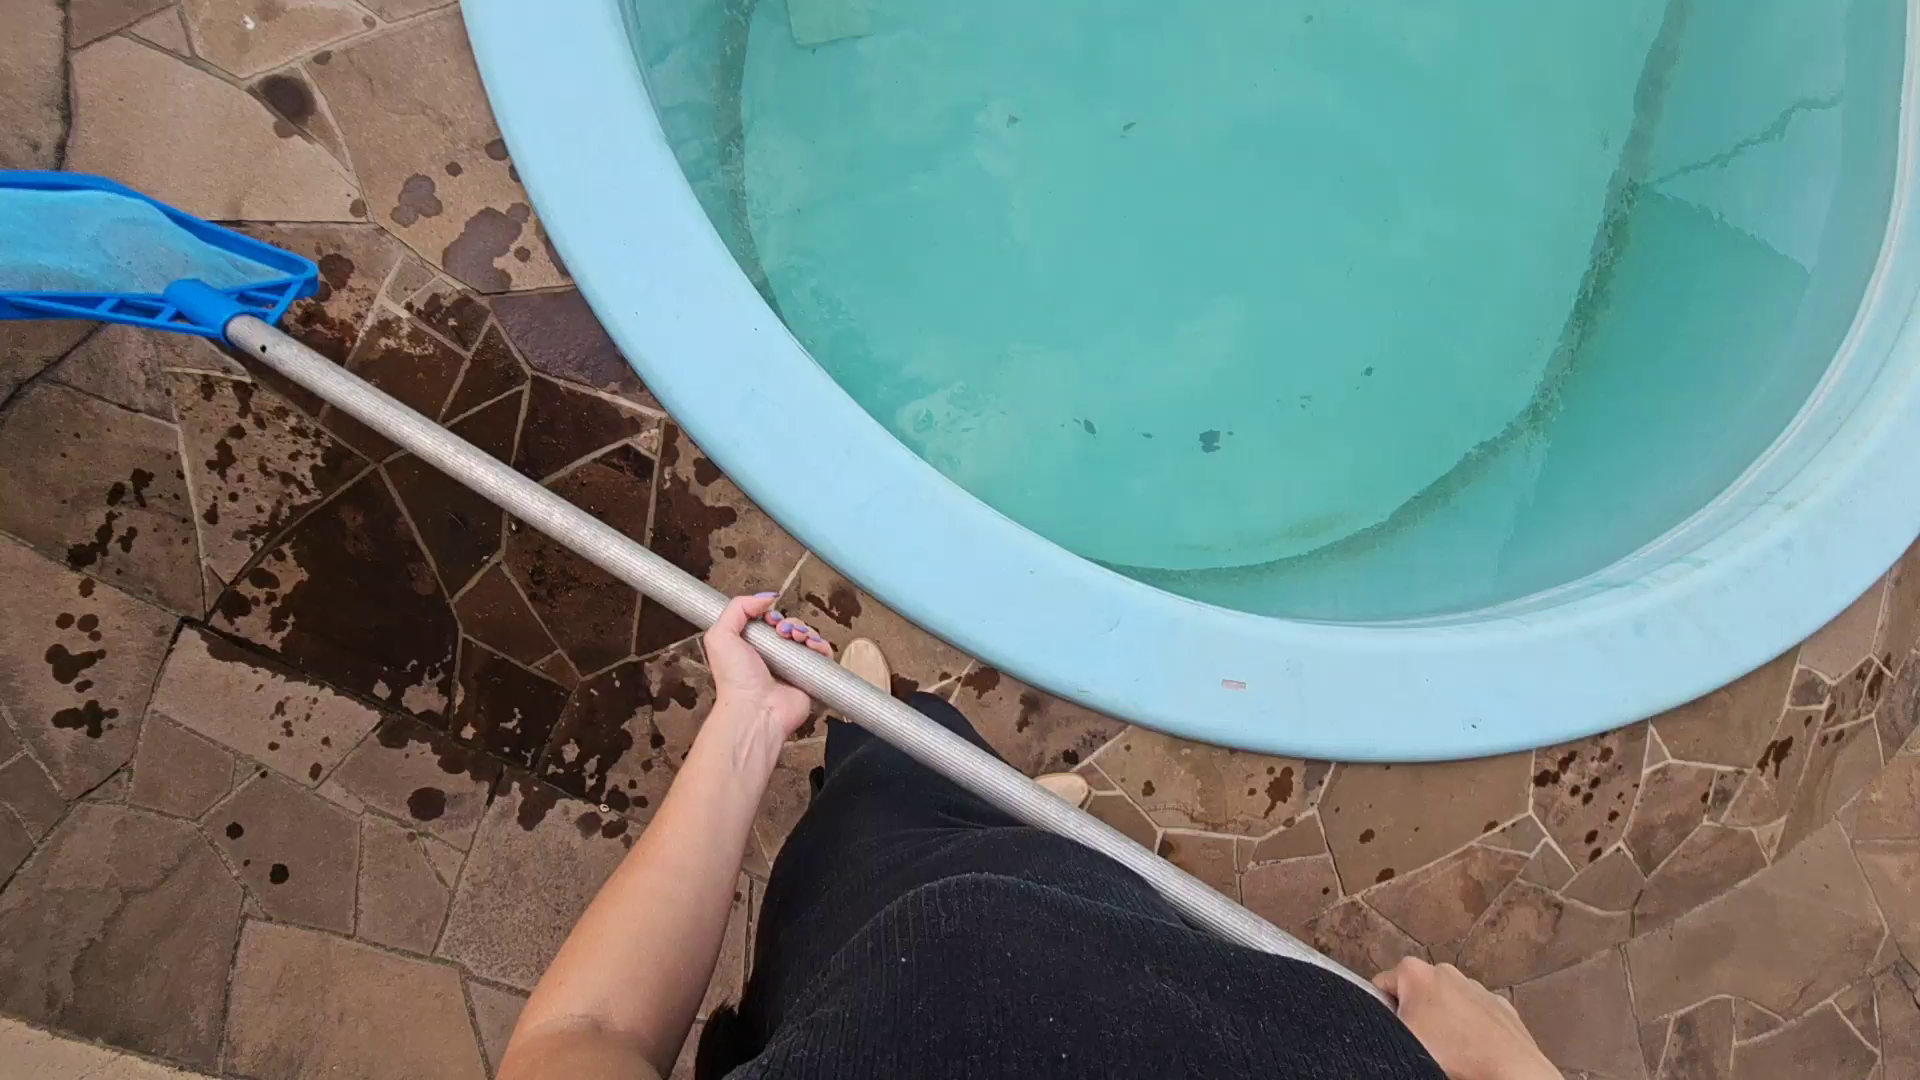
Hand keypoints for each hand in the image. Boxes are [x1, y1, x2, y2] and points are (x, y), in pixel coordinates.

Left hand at [702, 594, 830, 764]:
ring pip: (808, 637)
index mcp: (752, 647)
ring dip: (806, 630)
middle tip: (783, 630)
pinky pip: (823, 655)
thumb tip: (766, 598)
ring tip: (797, 638)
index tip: (769, 618)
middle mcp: (774, 656)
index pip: (769, 621)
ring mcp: (793, 666)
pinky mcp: (810, 676)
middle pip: (791, 627)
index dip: (771, 614)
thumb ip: (737, 608)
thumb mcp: (721, 636)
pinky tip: (812, 645)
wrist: (755, 710)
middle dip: (790, 622)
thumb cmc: (735, 680)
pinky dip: (821, 646)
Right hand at [1373, 958, 1562, 1079]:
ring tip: (1456, 1053)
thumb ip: (1382, 1019)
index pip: (1381, 987)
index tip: (1399, 1034)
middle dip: (1418, 1016)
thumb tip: (1379, 1020)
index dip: (1385, 1013)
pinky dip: (1475, 1029)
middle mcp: (1443, 969)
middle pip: (1416, 994)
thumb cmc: (1453, 1054)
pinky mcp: (1503, 1007)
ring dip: (1447, 1022)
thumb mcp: (1400, 1035)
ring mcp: (1476, 987)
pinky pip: (1478, 1016)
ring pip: (1448, 1005)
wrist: (1513, 1075)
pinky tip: (1478, 1051)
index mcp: (1412, 970)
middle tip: (1426, 1045)